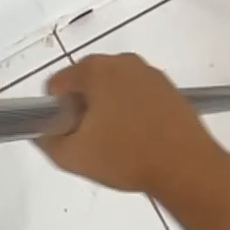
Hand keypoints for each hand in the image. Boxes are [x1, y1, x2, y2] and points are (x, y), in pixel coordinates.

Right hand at [37, 53, 229, 201]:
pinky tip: (138, 138)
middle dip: (82, 108)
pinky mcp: (170, 88)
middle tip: (91, 140)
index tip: (69, 135)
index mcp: (96, 69)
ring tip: (116, 142)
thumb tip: (43, 132)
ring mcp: (150, 73)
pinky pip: (136, 95)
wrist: (187, 168)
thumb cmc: (126, 157)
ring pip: (113, 89)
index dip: (55, 111)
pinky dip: (131, 111)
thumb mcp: (72, 157)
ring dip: (107, 110)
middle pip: (86, 83)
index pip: (57, 84)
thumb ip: (46, 141)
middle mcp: (123, 61)